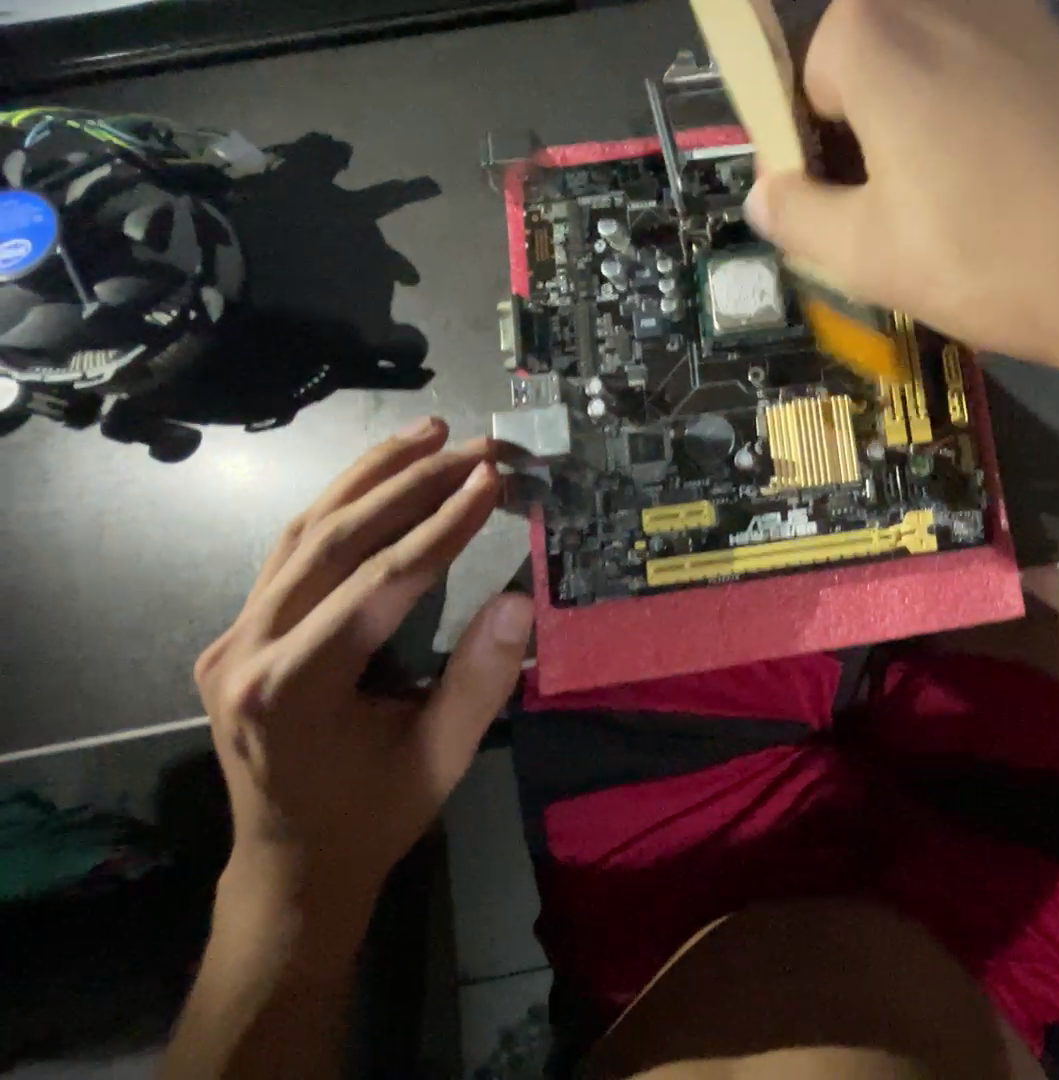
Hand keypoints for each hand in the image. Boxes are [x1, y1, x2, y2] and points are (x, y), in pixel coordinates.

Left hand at [193, 418, 532, 906]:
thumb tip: (518, 599)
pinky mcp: (243, 631)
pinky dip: (343, 506)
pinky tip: (382, 480)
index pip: (379, 583)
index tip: (495, 481)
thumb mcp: (443, 755)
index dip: (443, 526)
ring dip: (371, 477)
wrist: (294, 859)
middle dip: (411, 483)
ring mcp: (235, 635)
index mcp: (293, 686)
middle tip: (477, 446)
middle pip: (330, 540)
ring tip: (429, 434)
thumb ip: (481, 678)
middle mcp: (246, 648)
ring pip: (302, 533)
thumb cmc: (377, 812)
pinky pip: (292, 553)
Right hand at [744, 0, 1058, 431]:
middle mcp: (947, 0)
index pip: (807, 88)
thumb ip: (799, 220)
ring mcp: (1025, 22)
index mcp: (875, 32)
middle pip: (875, 72)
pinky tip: (1027, 205)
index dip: (822, 161)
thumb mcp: (871, 258)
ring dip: (937, 146)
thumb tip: (768, 196)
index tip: (851, 221)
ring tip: (972, 226)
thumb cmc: (995, 260)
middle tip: (911, 229)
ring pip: (944, 83)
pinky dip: (997, 141)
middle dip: (877, 146)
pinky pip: (1007, 92)